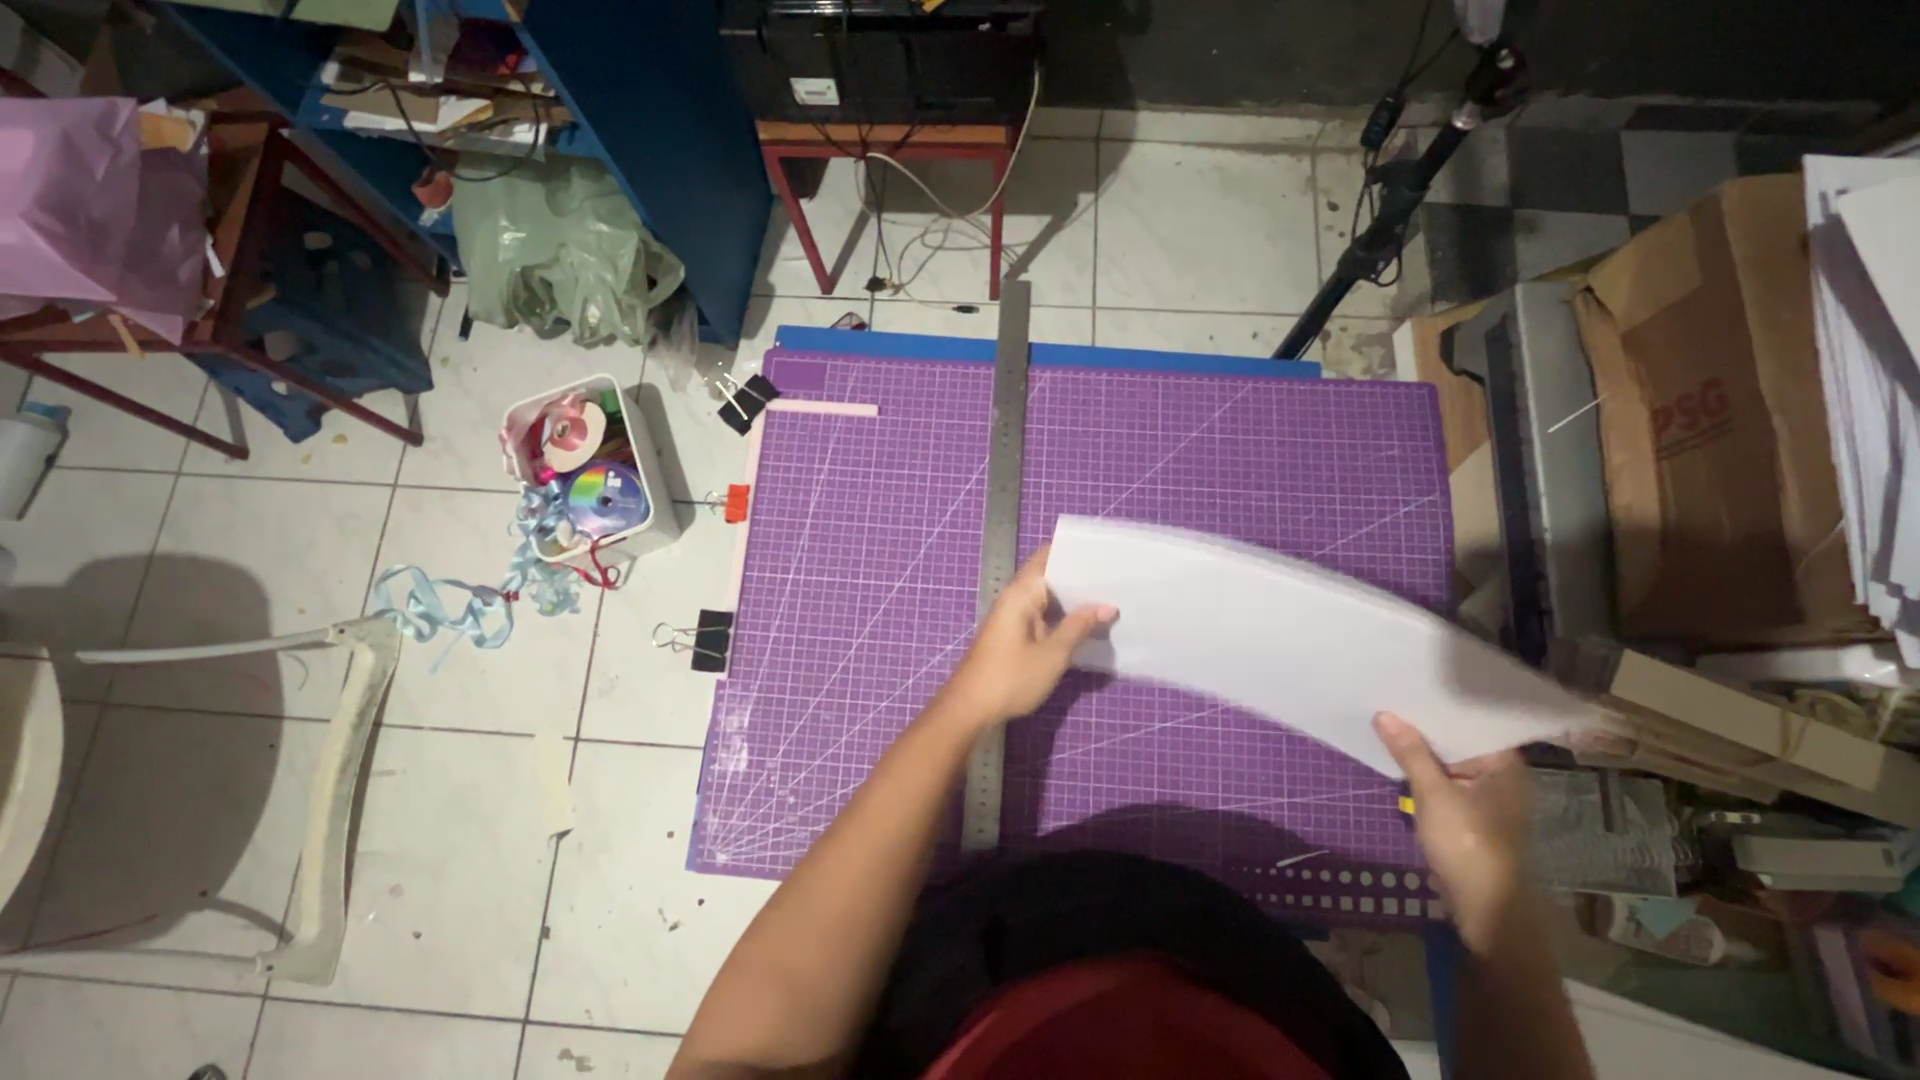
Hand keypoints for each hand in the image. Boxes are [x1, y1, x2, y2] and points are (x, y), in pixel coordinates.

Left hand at [936, 546, 1117, 727]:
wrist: (970, 708)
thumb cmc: (1011, 678)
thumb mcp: (1053, 654)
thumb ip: (1079, 626)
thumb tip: (1107, 606)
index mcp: (1021, 593)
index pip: (1048, 556)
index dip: (1075, 553)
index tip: (1107, 554)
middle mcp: (1015, 598)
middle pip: (1049, 575)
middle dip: (1080, 577)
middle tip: (1117, 578)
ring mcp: (1013, 616)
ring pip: (1047, 597)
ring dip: (1073, 598)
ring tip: (1110, 597)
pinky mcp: (1013, 633)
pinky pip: (1042, 614)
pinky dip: (1062, 615)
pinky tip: (1086, 623)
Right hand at [1374, 712, 1533, 952]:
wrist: (1482, 905)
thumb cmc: (1466, 843)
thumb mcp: (1432, 794)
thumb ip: (1409, 752)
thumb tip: (1384, 714)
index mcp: (1506, 766)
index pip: (1474, 723)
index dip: (1442, 706)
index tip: (1411, 686)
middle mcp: (1502, 777)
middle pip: (1460, 742)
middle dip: (1426, 727)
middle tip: (1392, 699)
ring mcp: (1487, 798)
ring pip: (1450, 763)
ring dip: (1422, 750)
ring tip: (1389, 723)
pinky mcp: (1471, 815)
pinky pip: (1446, 782)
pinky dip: (1425, 772)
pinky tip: (1399, 759)